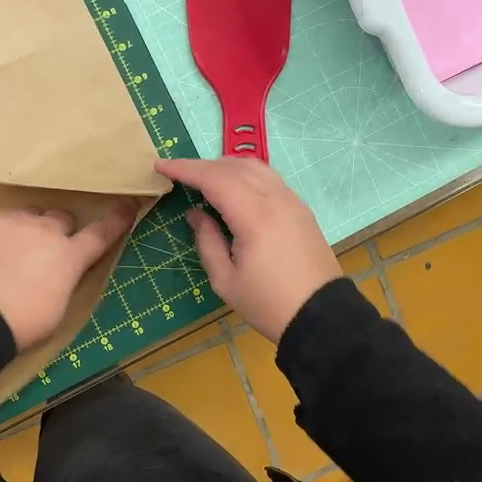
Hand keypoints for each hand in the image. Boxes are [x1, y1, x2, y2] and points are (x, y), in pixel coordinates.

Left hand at [0, 204, 136, 348]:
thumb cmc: (19, 323)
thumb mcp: (55, 310)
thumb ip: (62, 281)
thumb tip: (57, 272)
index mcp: (68, 256)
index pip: (100, 234)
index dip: (115, 221)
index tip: (127, 205)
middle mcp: (43, 230)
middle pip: (60, 218)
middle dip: (57, 232)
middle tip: (45, 253)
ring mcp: (10, 221)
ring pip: (27, 216)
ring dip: (26, 230)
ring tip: (10, 254)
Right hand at [156, 158, 339, 341]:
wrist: (320, 316)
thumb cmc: (267, 303)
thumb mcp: (225, 280)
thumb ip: (206, 241)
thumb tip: (196, 214)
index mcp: (255, 217)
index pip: (215, 179)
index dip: (185, 169)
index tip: (161, 166)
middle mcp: (276, 200)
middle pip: (234, 167)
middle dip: (201, 165)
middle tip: (177, 173)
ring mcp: (292, 201)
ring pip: (255, 167)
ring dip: (225, 165)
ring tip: (202, 176)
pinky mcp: (300, 209)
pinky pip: (268, 177)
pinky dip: (244, 174)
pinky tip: (232, 186)